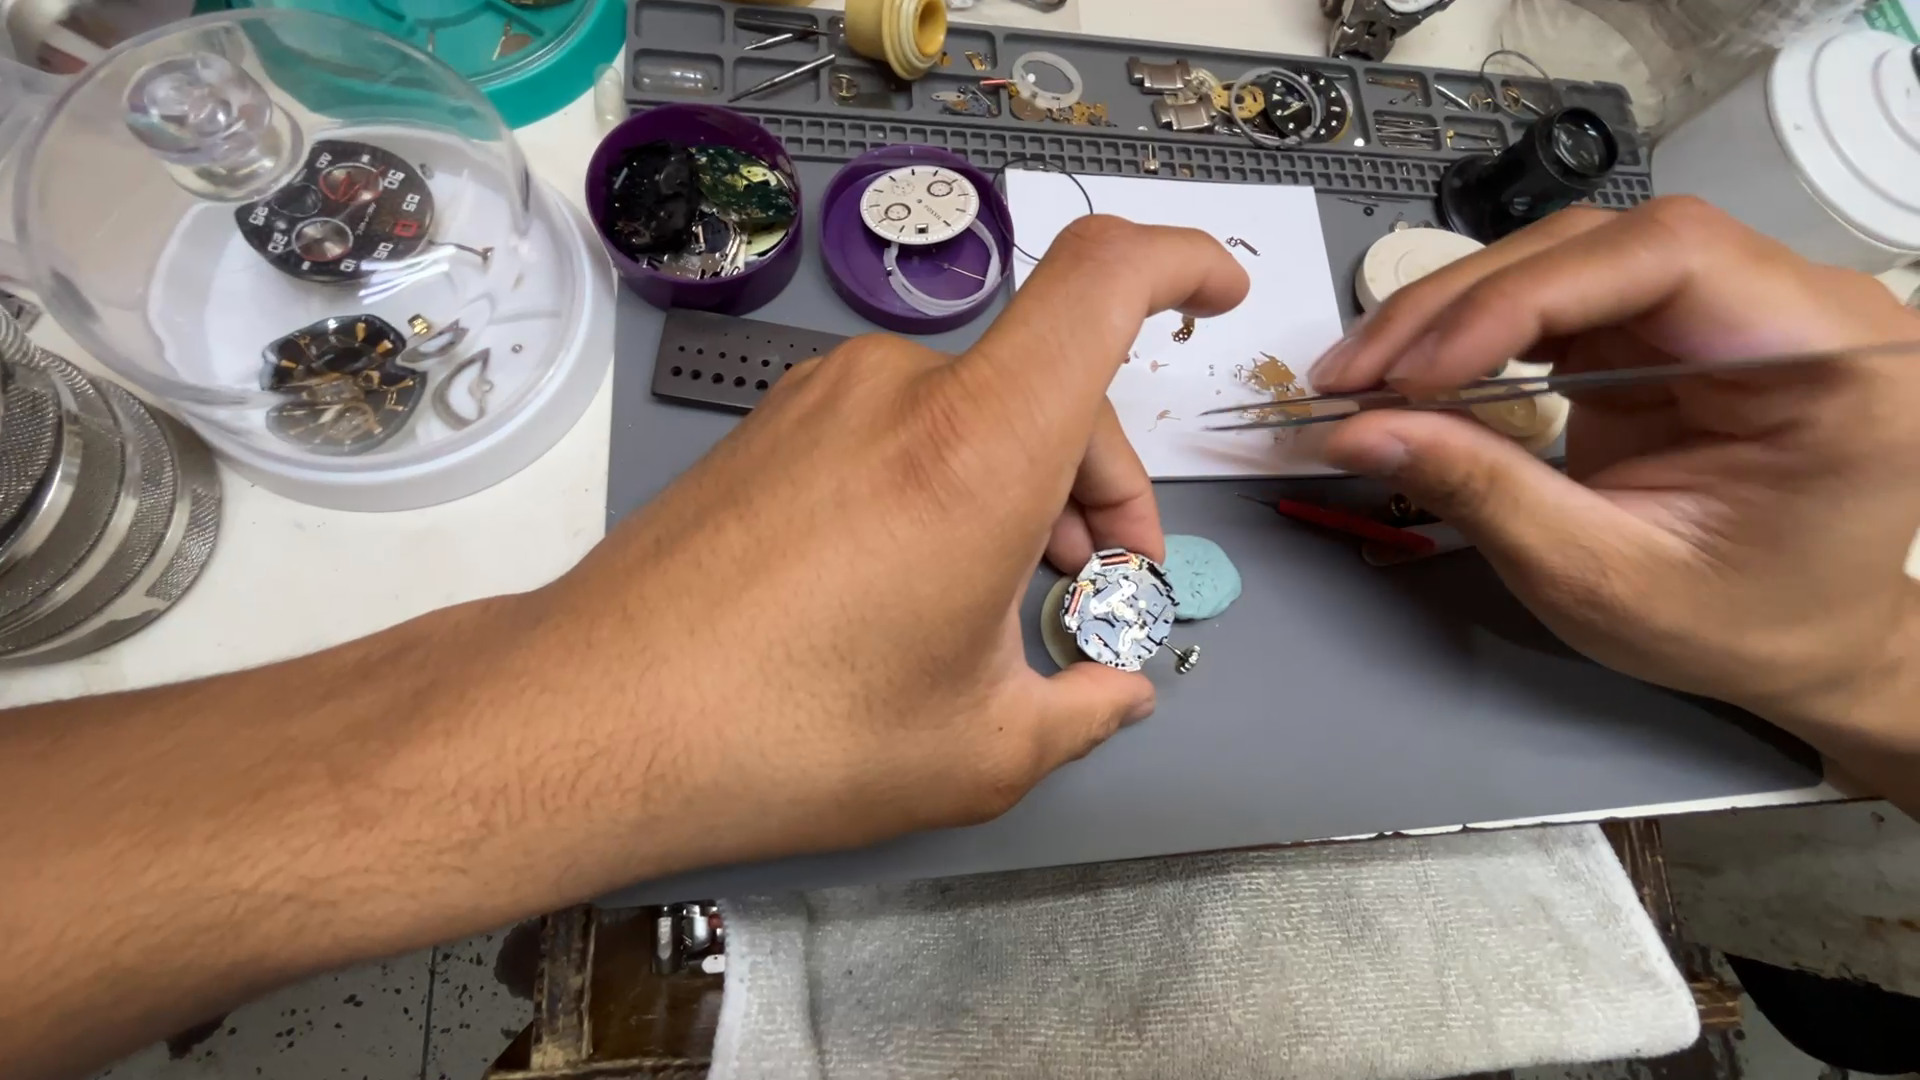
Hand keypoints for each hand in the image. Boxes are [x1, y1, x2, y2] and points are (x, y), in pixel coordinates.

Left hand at [526, 217, 1248, 871]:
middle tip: (1094, 586)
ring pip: (981, 410)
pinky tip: (928, 571)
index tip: (1214, 298)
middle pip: (1056, 388)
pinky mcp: (784, 424)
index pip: (1103, 280)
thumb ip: (1081, 712)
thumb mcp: (977, 750)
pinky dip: (952, 480)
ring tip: (1008, 594)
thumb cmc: (787, 736)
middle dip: (1101, 486)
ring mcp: (831, 397)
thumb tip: (1116, 694)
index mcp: (977, 450)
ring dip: (1025, 487)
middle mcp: (903, 392)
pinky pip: (909, 425)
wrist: (595, 719)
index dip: (1179, 264)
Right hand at [1311, 198, 1919, 786]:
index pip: (1663, 259)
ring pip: (1550, 261)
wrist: (1782, 634)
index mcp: (1826, 360)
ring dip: (1435, 315)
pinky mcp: (1647, 332)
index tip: (1409, 381)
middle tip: (1347, 380)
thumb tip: (1351, 434)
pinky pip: (1536, 301)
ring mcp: (1706, 311)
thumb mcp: (1590, 572)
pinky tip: (1401, 371)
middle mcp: (1779, 306)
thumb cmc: (1721, 621)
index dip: (1517, 301)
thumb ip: (1477, 490)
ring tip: (1355, 377)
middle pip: (1590, 246)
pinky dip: (1454, 334)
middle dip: (1449, 308)